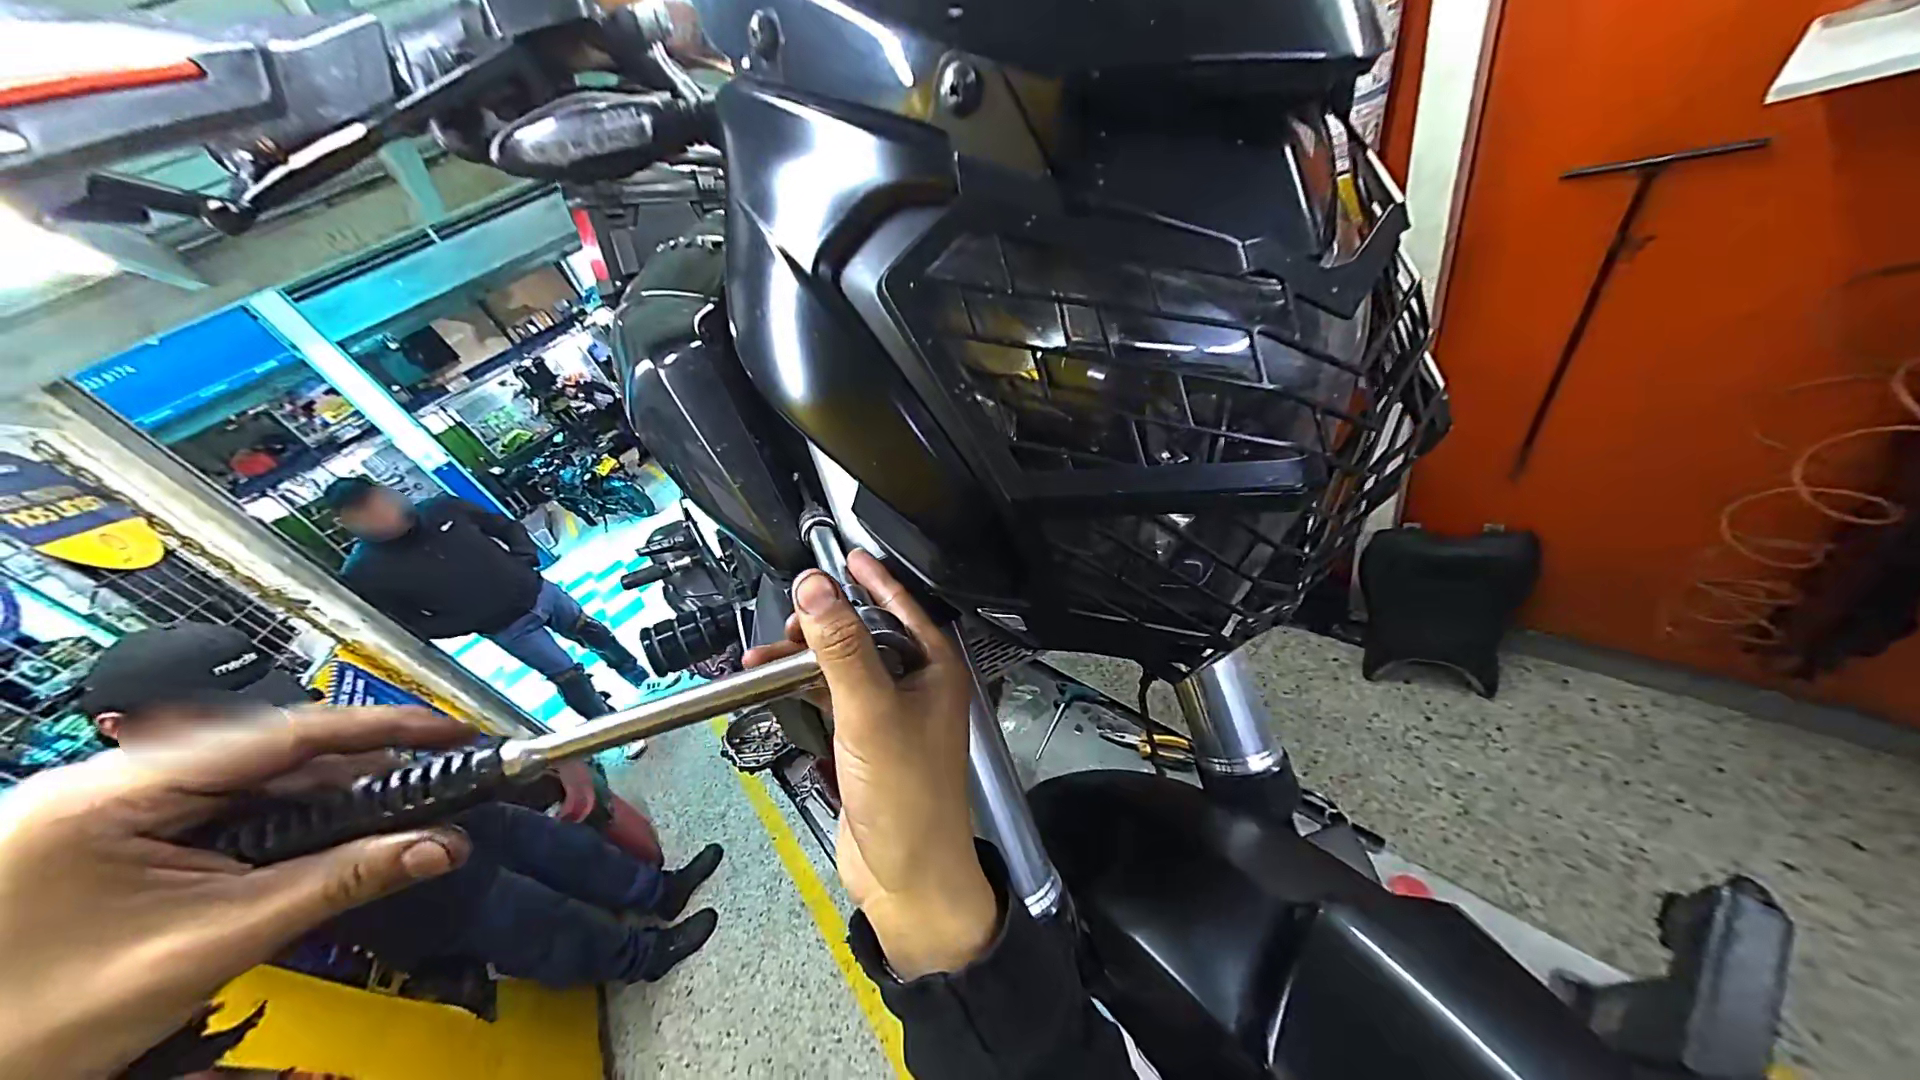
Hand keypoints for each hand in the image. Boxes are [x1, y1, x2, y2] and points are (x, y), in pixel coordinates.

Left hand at [0, 707, 474, 1078]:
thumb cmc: (24, 1022)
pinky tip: (328, 832)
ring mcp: (112, 803)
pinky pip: (232, 802)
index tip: (450, 730)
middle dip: (363, 765)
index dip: (383, 726)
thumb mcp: (209, 944)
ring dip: (331, 793)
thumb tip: (440, 848)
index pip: (285, 732)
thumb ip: (338, 883)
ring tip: (394, 810)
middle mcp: (112, 781)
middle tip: (436, 774)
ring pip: (259, 776)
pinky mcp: (121, 828)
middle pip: (278, 750)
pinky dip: (292, 814)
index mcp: (113, 793)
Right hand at [742, 551, 996, 977]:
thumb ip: (842, 648)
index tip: (848, 557)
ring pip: (843, 665)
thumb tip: (818, 592)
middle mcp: (916, 685)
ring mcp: (888, 711)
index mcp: (935, 669)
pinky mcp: (864, 737)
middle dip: (827, 621)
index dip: (874, 580)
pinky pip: (831, 696)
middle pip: (867, 633)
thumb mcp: (871, 710)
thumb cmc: (912, 799)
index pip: (902, 608)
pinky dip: (803, 686)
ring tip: (768, 654)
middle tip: (794, 614)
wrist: (906, 875)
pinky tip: (775, 681)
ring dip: (806, 656)